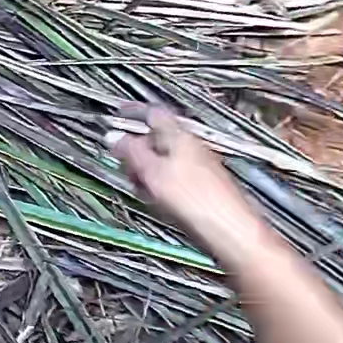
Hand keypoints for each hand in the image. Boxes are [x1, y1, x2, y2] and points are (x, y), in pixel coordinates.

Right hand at [108, 105, 270, 257]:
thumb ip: (130, 151)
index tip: (117, 112)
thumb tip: (113, 136)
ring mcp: (198, 167)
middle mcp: (191, 148)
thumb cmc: (190, 198)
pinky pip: (171, 178)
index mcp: (179, 137)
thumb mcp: (151, 171)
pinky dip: (158, 185)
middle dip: (135, 151)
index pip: (154, 114)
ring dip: (145, 171)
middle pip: (155, 140)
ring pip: (161, 161)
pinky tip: (157, 200)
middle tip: (124, 166)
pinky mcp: (201, 187)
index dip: (133, 111)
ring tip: (141, 188)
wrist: (230, 232)